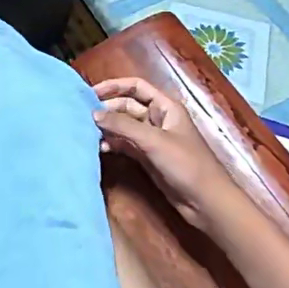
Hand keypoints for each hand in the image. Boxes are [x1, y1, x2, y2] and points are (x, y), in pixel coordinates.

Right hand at [92, 77, 242, 228]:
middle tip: (83, 117)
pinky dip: (114, 145)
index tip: (90, 93)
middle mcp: (158, 119)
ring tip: (87, 133)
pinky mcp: (148, 158)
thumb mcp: (154, 141)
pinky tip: (100, 148)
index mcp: (166, 106)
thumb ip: (124, 126)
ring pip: (126, 127)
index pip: (136, 87)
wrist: (205, 201)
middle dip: (108, 110)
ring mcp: (153, 139)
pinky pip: (127, 145)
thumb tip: (95, 113)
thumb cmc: (185, 164)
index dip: (114, 86)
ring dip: (109, 129)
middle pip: (128, 106)